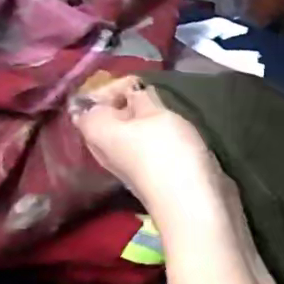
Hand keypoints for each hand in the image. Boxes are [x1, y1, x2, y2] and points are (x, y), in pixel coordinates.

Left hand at [71, 76, 233, 219]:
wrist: (193, 201)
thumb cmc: (168, 151)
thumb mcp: (156, 112)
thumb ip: (142, 96)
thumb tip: (134, 93)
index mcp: (95, 129)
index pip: (91, 99)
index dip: (115, 86)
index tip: (144, 82)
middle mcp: (104, 148)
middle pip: (111, 118)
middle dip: (132, 104)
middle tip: (160, 95)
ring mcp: (127, 165)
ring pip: (131, 133)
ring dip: (149, 121)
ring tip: (173, 112)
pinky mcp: (150, 176)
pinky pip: (148, 148)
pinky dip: (160, 138)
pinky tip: (179, 134)